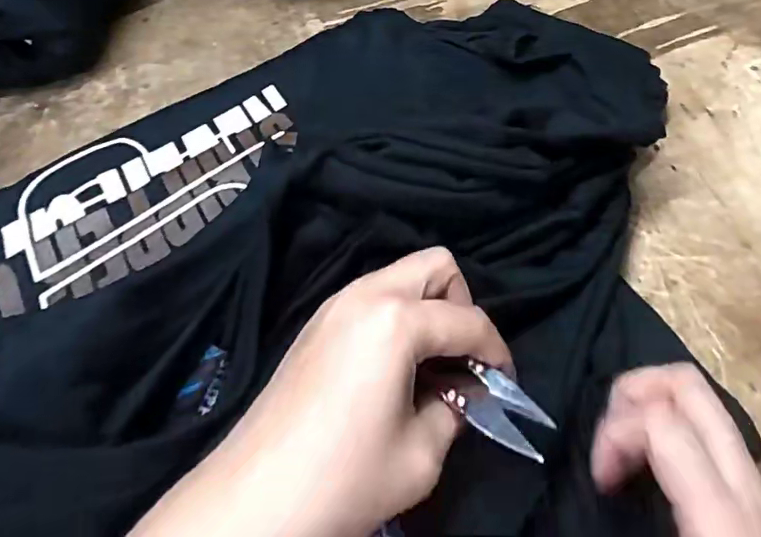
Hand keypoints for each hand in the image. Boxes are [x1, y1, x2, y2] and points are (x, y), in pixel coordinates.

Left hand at [129, 247, 510, 536]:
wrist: (256, 495)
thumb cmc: (345, 476)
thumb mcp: (420, 455)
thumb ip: (453, 410)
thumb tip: (463, 392)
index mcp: (396, 319)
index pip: (468, 320)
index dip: (497, 351)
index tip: (504, 382)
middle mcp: (367, 293)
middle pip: (436, 265)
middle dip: (461, 304)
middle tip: (460, 358)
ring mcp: (337, 301)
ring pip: (402, 274)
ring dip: (427, 308)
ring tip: (429, 365)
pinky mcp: (318, 319)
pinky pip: (374, 294)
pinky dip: (397, 315)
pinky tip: (394, 366)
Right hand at [592, 365, 760, 536]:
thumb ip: (635, 513)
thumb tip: (595, 487)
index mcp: (724, 510)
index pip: (660, 417)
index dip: (613, 431)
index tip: (599, 478)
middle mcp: (751, 486)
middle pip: (689, 383)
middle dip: (635, 388)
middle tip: (609, 434)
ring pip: (706, 402)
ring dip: (655, 405)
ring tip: (628, 449)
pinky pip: (716, 437)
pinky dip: (677, 432)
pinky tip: (659, 471)